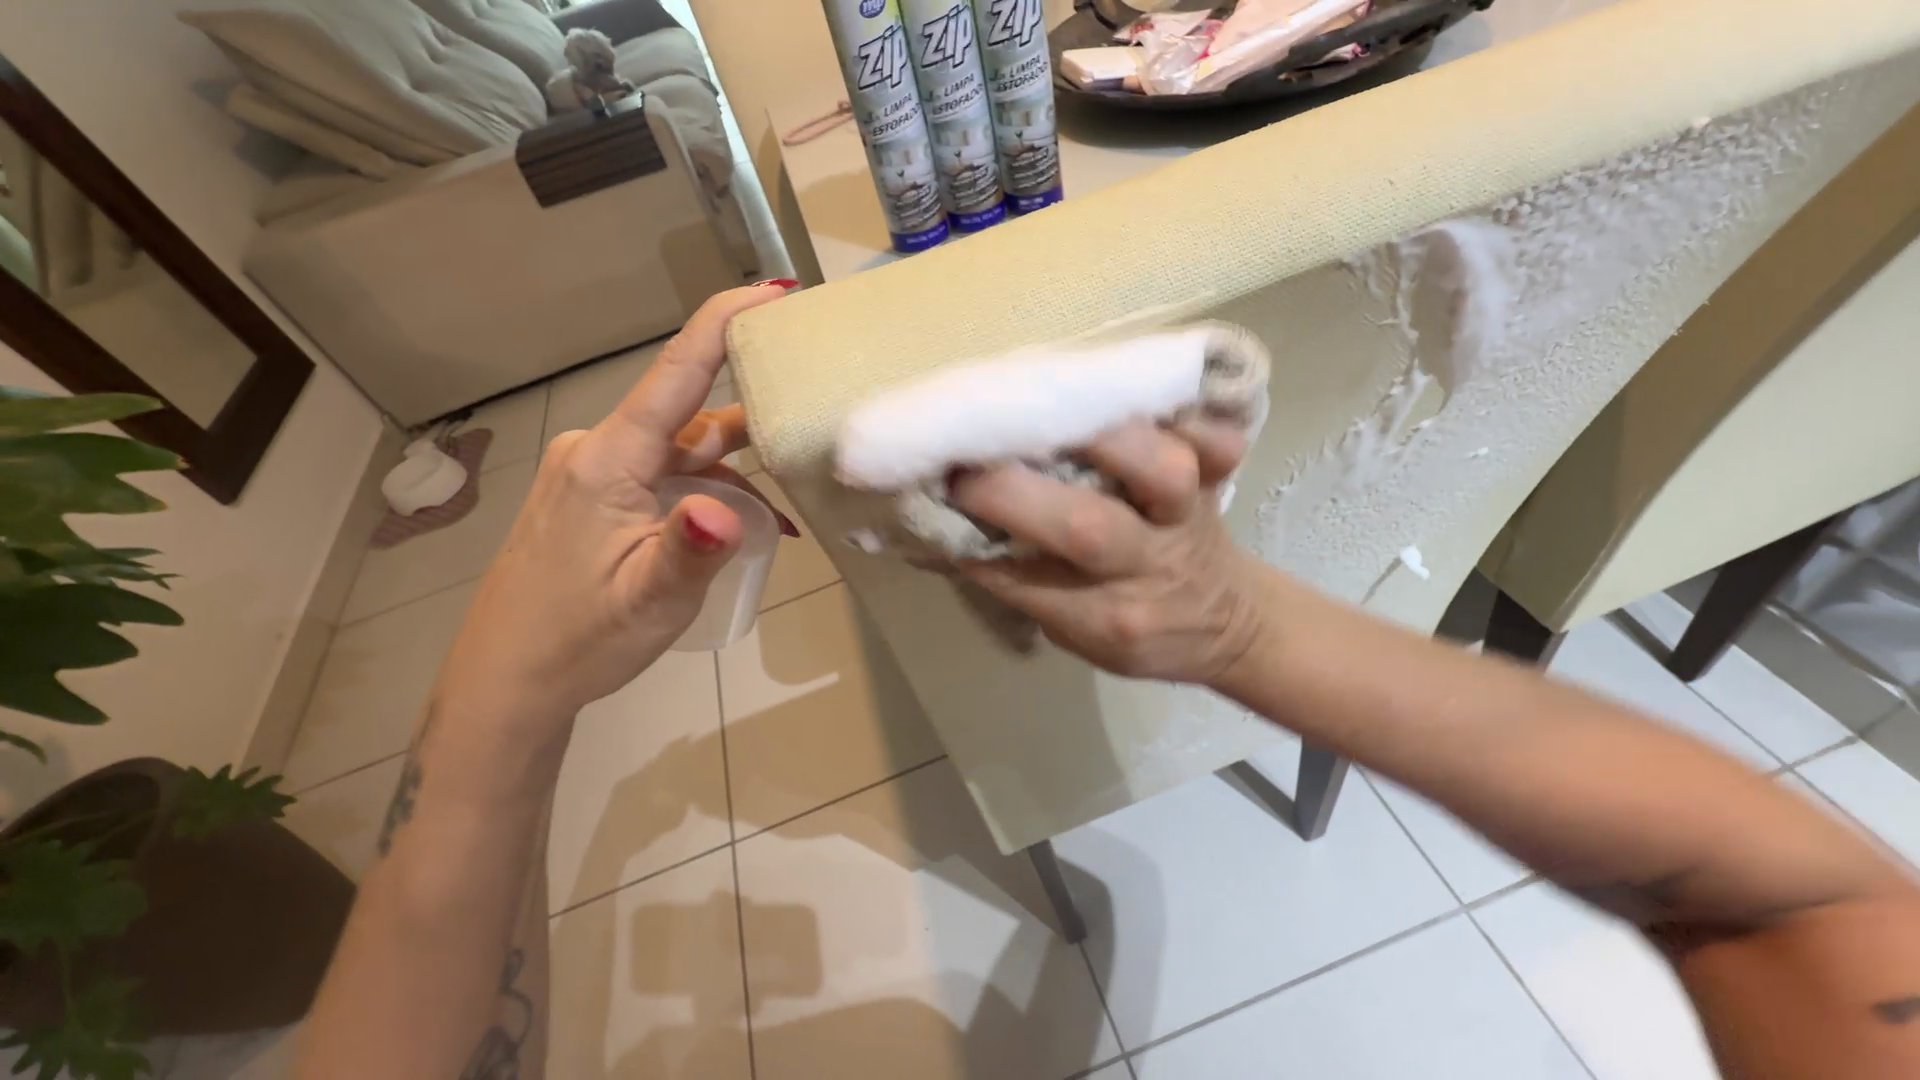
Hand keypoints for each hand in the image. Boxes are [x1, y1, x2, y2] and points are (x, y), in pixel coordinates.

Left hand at [437, 284, 793, 724]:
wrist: (507, 681)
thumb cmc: (578, 639)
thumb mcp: (649, 600)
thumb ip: (690, 550)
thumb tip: (727, 511)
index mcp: (609, 461)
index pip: (674, 374)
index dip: (723, 322)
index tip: (774, 290)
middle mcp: (599, 451)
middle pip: (688, 415)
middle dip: (751, 416)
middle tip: (811, 414)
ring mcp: (594, 474)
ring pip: (680, 450)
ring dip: (733, 468)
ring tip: (791, 495)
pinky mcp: (595, 498)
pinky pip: (663, 476)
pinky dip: (706, 490)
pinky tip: (738, 522)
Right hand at [952, 421, 1266, 685]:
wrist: (1229, 624)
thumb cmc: (1134, 629)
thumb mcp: (1071, 633)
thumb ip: (1019, 582)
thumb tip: (948, 525)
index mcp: (1105, 616)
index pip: (1026, 582)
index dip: (975, 538)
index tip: (931, 498)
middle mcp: (1148, 567)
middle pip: (1086, 528)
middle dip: (1012, 490)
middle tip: (962, 459)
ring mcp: (1189, 517)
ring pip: (1162, 471)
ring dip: (1103, 434)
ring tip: (1049, 407)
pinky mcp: (1218, 479)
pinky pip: (1216, 440)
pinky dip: (1185, 413)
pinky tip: (1138, 393)